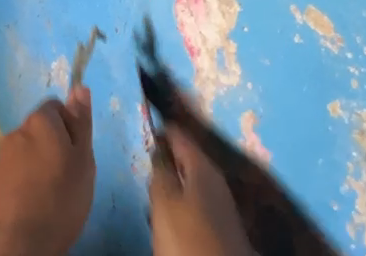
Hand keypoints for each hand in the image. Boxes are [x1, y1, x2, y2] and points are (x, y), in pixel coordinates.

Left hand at [0, 87, 95, 255]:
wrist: (18, 245)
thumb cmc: (60, 200)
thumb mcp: (84, 160)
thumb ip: (81, 122)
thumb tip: (79, 87)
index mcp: (40, 122)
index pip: (56, 108)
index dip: (69, 127)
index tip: (76, 153)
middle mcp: (15, 133)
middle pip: (38, 131)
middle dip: (51, 147)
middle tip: (66, 176)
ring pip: (24, 154)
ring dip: (35, 166)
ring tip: (48, 196)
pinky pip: (11, 176)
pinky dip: (20, 185)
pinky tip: (30, 207)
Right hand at [149, 128, 253, 255]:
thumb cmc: (188, 237)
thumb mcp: (165, 202)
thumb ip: (160, 170)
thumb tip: (157, 145)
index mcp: (203, 166)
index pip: (179, 135)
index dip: (161, 129)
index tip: (145, 127)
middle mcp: (215, 178)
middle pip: (186, 158)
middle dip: (167, 156)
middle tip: (146, 159)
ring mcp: (220, 201)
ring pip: (190, 180)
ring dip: (172, 181)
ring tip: (153, 186)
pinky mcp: (220, 223)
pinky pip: (195, 200)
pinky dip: (180, 200)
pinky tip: (169, 211)